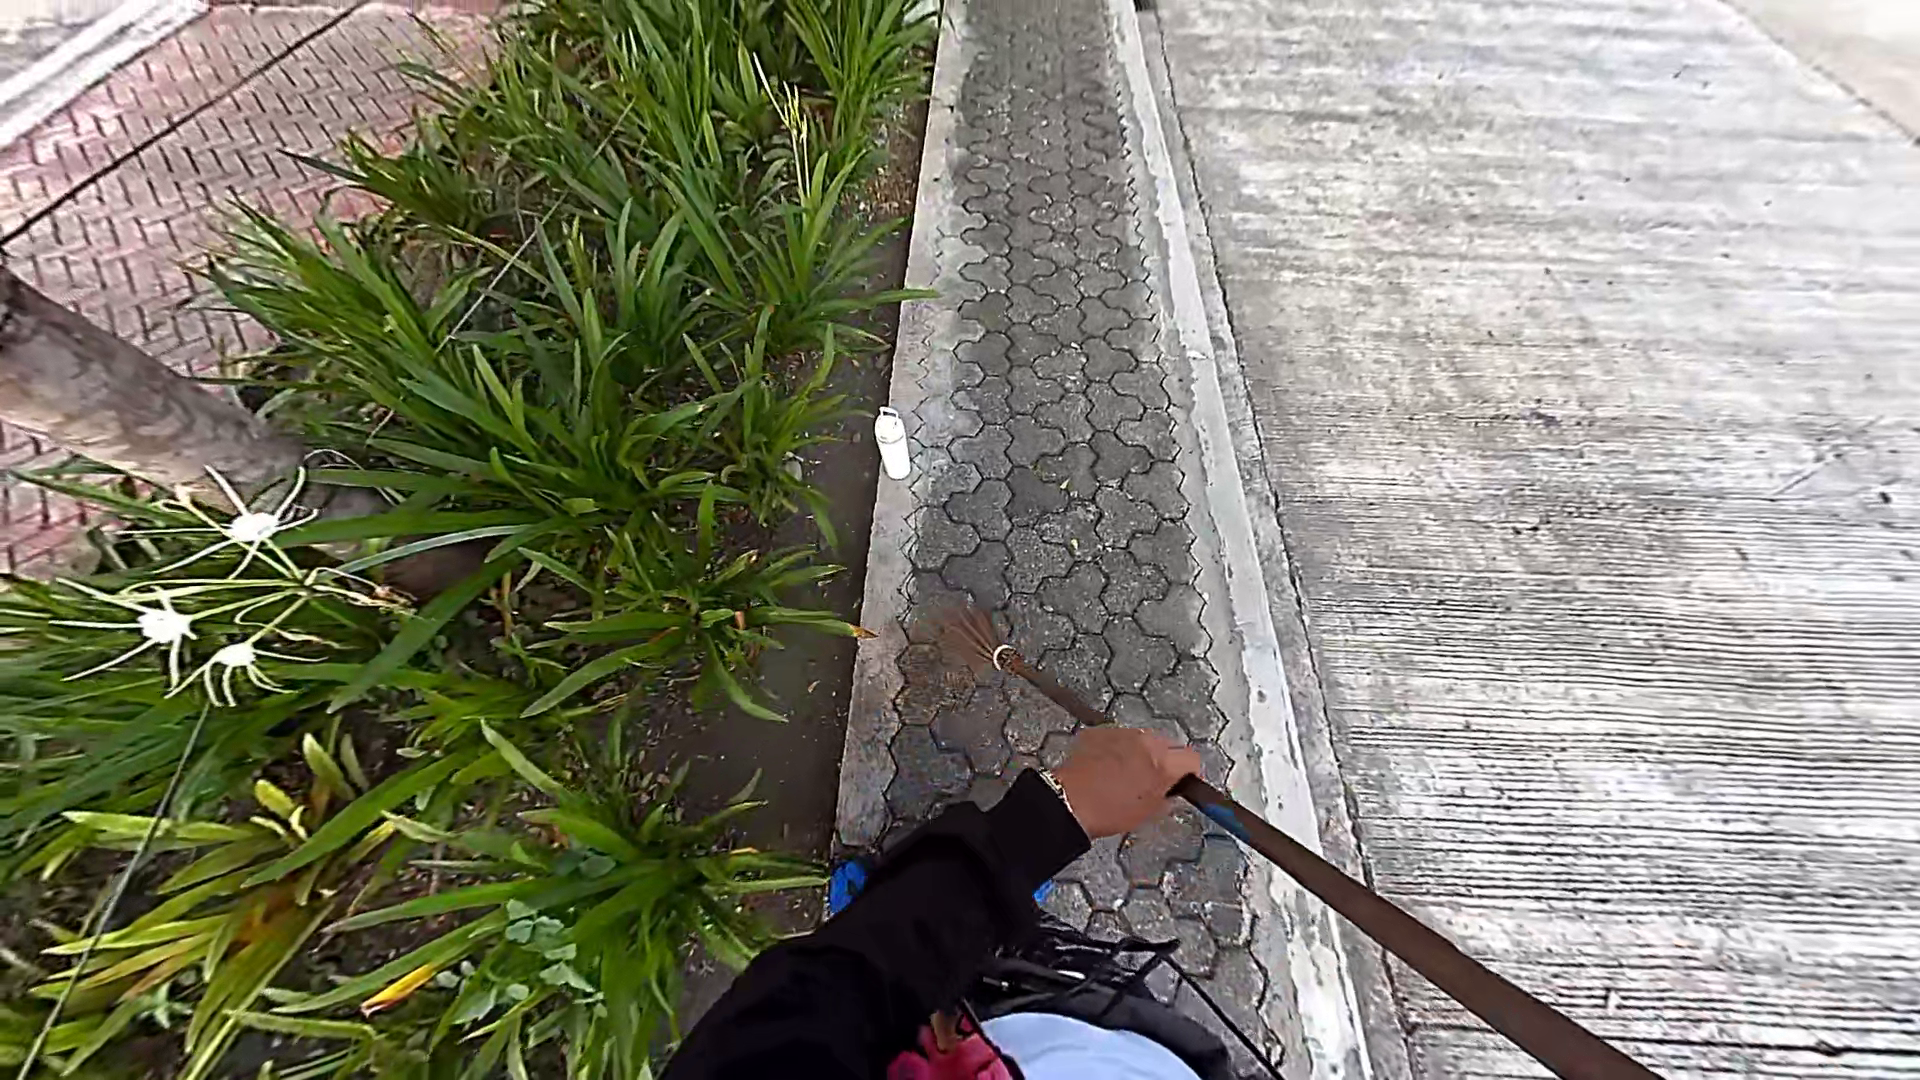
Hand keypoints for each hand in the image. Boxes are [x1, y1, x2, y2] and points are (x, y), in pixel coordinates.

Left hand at [1050, 727, 1201, 838]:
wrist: (1071, 800)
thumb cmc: (1110, 811)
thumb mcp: (1150, 812)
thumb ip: (1168, 796)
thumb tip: (1172, 790)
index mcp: (1163, 763)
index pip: (1192, 758)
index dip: (1189, 771)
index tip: (1182, 780)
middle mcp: (1145, 741)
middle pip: (1168, 742)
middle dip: (1166, 758)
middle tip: (1154, 777)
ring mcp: (1121, 732)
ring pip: (1143, 737)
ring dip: (1141, 750)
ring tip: (1126, 771)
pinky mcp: (1101, 729)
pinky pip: (1118, 735)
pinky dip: (1118, 746)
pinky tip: (1107, 763)